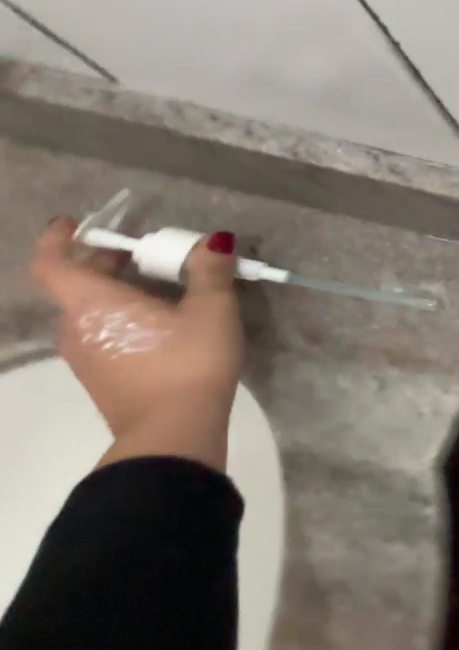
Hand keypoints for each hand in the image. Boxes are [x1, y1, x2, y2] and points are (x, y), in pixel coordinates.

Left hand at [31, 218, 244, 470]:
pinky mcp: (102, 373)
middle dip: (106, 262)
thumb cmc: (188, 358)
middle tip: (146, 251)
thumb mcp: (212, 308)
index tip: (71, 223)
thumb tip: (213, 241)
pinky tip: (164, 318)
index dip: (57, 241)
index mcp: (93, 304)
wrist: (173, 426)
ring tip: (163, 284)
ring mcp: (85, 354)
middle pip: (78, 285)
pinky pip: (104, 330)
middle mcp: (76, 326)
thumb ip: (209, 271)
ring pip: (92, 310)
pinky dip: (124, 313)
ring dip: (118, 290)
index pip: (53, 264)